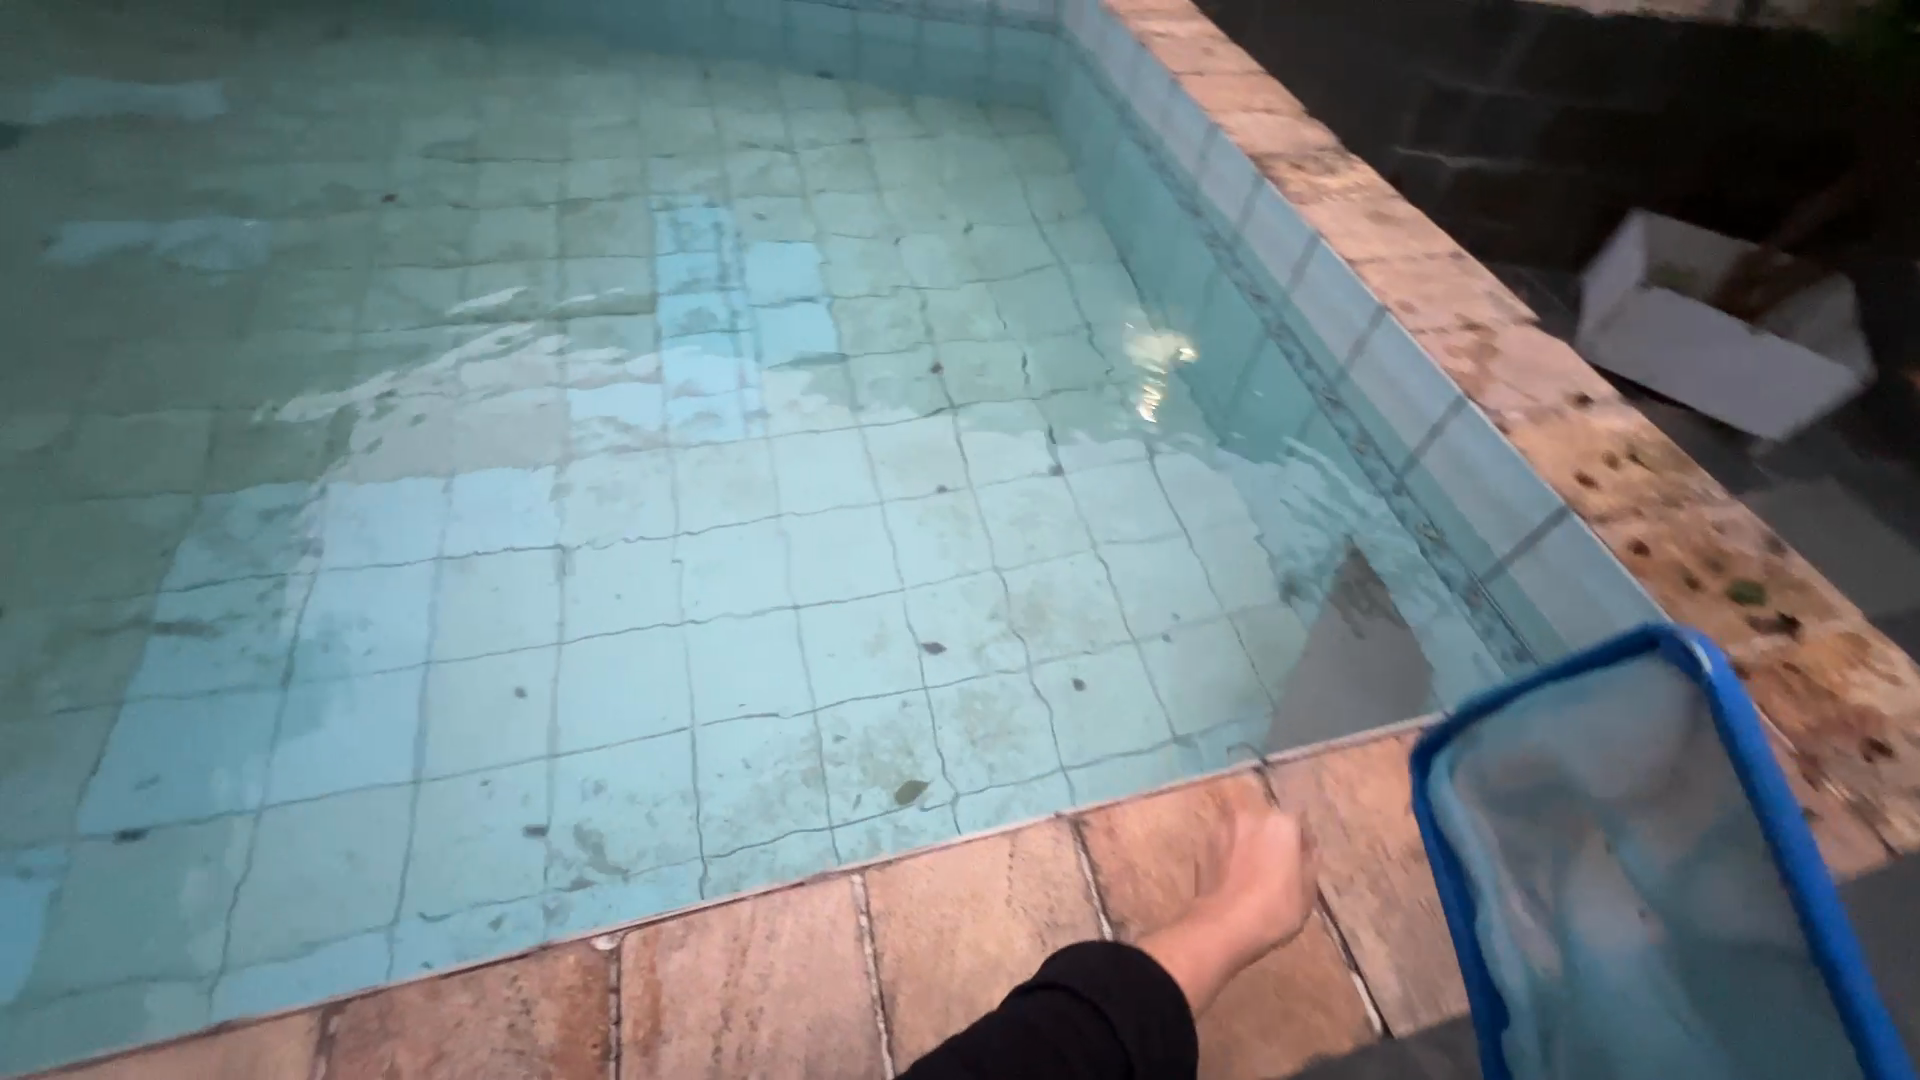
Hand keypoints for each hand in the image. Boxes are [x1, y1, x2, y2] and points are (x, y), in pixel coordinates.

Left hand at [1139, 804, 1320, 1015]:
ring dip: (1247, 846)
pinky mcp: (1202, 845)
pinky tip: (1233, 882)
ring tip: (1251, 880)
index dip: (1300, 845)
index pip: (1296, 824)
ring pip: (1242, 831)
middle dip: (1270, 840)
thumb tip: (1304, 845)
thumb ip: (1307, 860)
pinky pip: (1224, 846)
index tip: (1300, 865)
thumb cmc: (1273, 911)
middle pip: (1266, 822)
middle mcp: (1247, 814)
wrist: (1221, 927)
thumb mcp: (1307, 892)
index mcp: (1279, 822)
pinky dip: (1229, 857)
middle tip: (1275, 872)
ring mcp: (1221, 827)